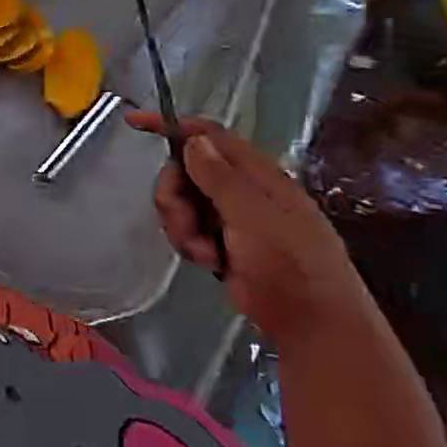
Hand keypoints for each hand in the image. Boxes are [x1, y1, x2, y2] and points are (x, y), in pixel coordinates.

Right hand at [126, 110, 376, 341]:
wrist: (312, 322)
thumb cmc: (292, 265)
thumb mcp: (254, 218)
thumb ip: (221, 178)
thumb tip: (194, 140)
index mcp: (258, 175)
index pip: (209, 136)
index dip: (173, 126)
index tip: (134, 123)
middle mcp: (243, 190)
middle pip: (185, 172)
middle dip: (173, 197)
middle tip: (184, 224)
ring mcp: (232, 216)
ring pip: (181, 202)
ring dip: (181, 226)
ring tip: (203, 252)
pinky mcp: (222, 240)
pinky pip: (187, 227)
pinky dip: (188, 243)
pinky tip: (207, 261)